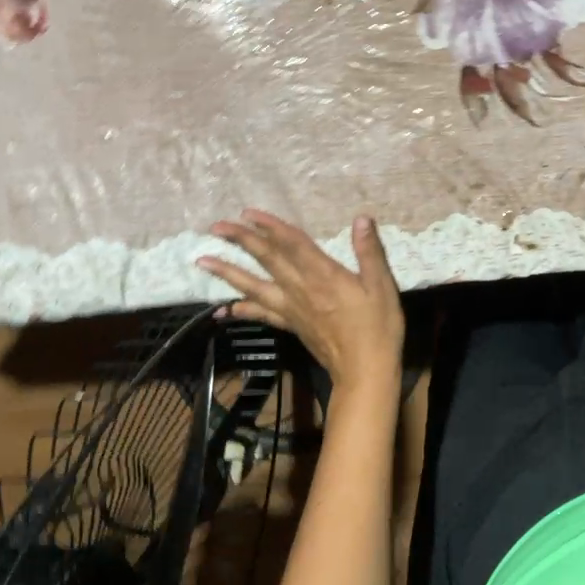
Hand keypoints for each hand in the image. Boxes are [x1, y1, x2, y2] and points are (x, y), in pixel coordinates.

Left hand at [198, 211, 404, 394]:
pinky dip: (241, 309)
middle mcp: (300, 289)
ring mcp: (291, 309)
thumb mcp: (381, 285)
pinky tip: (223, 310)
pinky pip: (261, 314)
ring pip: (253, 286)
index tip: (249, 213)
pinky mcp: (290, 325)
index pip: (291, 244)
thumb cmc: (377, 326)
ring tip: (203, 261)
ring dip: (228, 272)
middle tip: (216, 226)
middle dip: (241, 240)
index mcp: (323, 275)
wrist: (364, 371)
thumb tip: (362, 218)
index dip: (270, 226)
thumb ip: (369, 251)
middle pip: (267, 259)